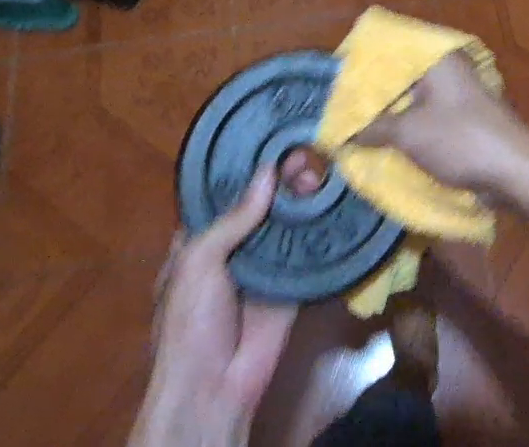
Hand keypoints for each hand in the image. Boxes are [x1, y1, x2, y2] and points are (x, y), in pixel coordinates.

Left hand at [130, 168, 296, 446]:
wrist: (214, 386)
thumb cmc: (190, 320)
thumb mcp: (198, 261)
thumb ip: (233, 217)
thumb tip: (268, 172)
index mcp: (204, 239)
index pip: (229, 194)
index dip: (252, 168)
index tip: (278, 142)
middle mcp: (237, 246)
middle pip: (265, 203)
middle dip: (285, 177)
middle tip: (308, 154)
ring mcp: (267, 264)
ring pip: (289, 222)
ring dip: (305, 196)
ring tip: (322, 172)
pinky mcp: (295, 282)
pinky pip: (310, 250)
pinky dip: (323, 227)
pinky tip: (337, 200)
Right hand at [351, 51, 528, 197]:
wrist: (514, 171)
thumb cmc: (460, 140)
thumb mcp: (408, 133)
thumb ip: (372, 128)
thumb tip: (342, 132)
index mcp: (437, 59)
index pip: (390, 50)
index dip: (360, 66)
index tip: (332, 83)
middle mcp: (448, 70)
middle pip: (400, 78)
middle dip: (371, 96)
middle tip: (336, 111)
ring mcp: (457, 95)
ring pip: (412, 101)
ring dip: (387, 117)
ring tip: (351, 129)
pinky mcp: (462, 120)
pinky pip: (425, 119)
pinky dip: (405, 129)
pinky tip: (381, 143)